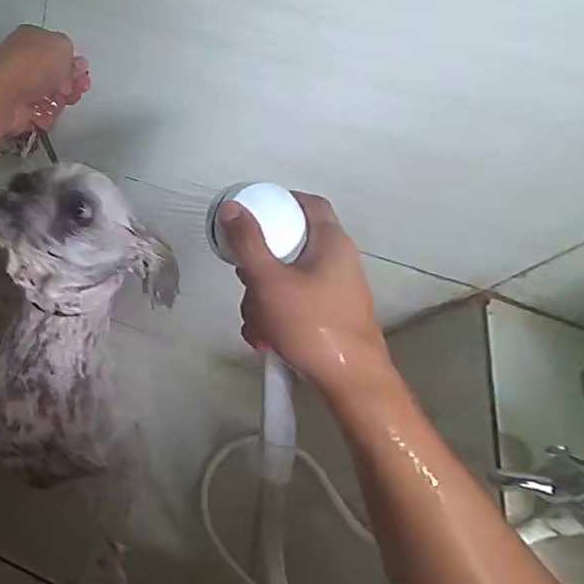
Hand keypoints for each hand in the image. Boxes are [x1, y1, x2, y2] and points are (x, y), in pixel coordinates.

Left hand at [0, 25, 89, 133]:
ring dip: (60, 101)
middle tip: (76, 90)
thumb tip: (67, 66)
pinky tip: (46, 114)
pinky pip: (39, 115)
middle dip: (71, 85)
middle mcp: (23, 62)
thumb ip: (69, 51)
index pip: (57, 51)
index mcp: (31, 40)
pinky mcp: (17, 110)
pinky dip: (46, 116)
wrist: (3, 96)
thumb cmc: (33, 65)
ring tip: (58, 102)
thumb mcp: (62, 45)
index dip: (73, 63)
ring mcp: (19, 87)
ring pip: (50, 98)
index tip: (82, 73)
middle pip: (56, 76)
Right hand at [219, 192, 399, 401]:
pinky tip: (265, 338)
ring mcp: (337, 292)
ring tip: (256, 323)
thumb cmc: (311, 324)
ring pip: (288, 280)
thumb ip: (248, 243)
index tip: (253, 213)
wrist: (350, 381)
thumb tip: (233, 208)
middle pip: (291, 247)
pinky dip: (277, 316)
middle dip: (260, 266)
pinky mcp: (332, 317)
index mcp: (332, 243)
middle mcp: (339, 262)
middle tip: (244, 280)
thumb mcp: (269, 280)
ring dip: (263, 298)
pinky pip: (296, 305)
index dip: (281, 201)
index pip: (309, 204)